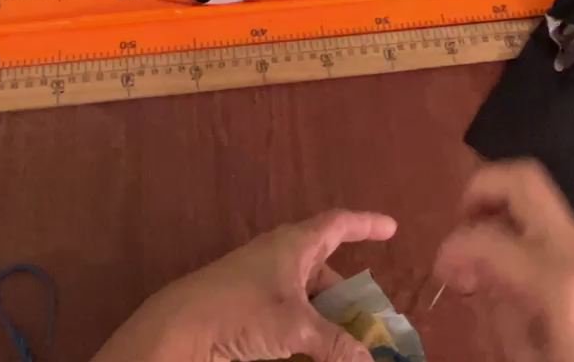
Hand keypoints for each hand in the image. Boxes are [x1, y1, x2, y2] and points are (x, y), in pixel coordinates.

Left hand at [91, 209, 397, 361]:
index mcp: (295, 244)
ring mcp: (266, 285)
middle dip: (351, 298)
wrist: (182, 327)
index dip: (366, 225)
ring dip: (331, 323)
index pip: (338, 225)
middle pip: (327, 272)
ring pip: (311, 301)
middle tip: (375, 325)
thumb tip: (369, 360)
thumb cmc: (240, 309)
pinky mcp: (252, 311)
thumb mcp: (294, 326)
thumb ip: (336, 344)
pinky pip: (293, 319)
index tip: (392, 227)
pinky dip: (309, 335)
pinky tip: (317, 355)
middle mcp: (283, 258)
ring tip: (350, 347)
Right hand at [435, 160, 573, 361]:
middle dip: (481, 189)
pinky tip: (508, 264)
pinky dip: (520, 226)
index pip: (490, 238)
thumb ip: (496, 305)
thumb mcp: (528, 357)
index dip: (454, 247)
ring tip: (481, 248)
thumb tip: (471, 270)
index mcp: (562, 283)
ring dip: (500, 207)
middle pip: (523, 181)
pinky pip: (550, 223)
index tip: (441, 270)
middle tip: (461, 222)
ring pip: (536, 196)